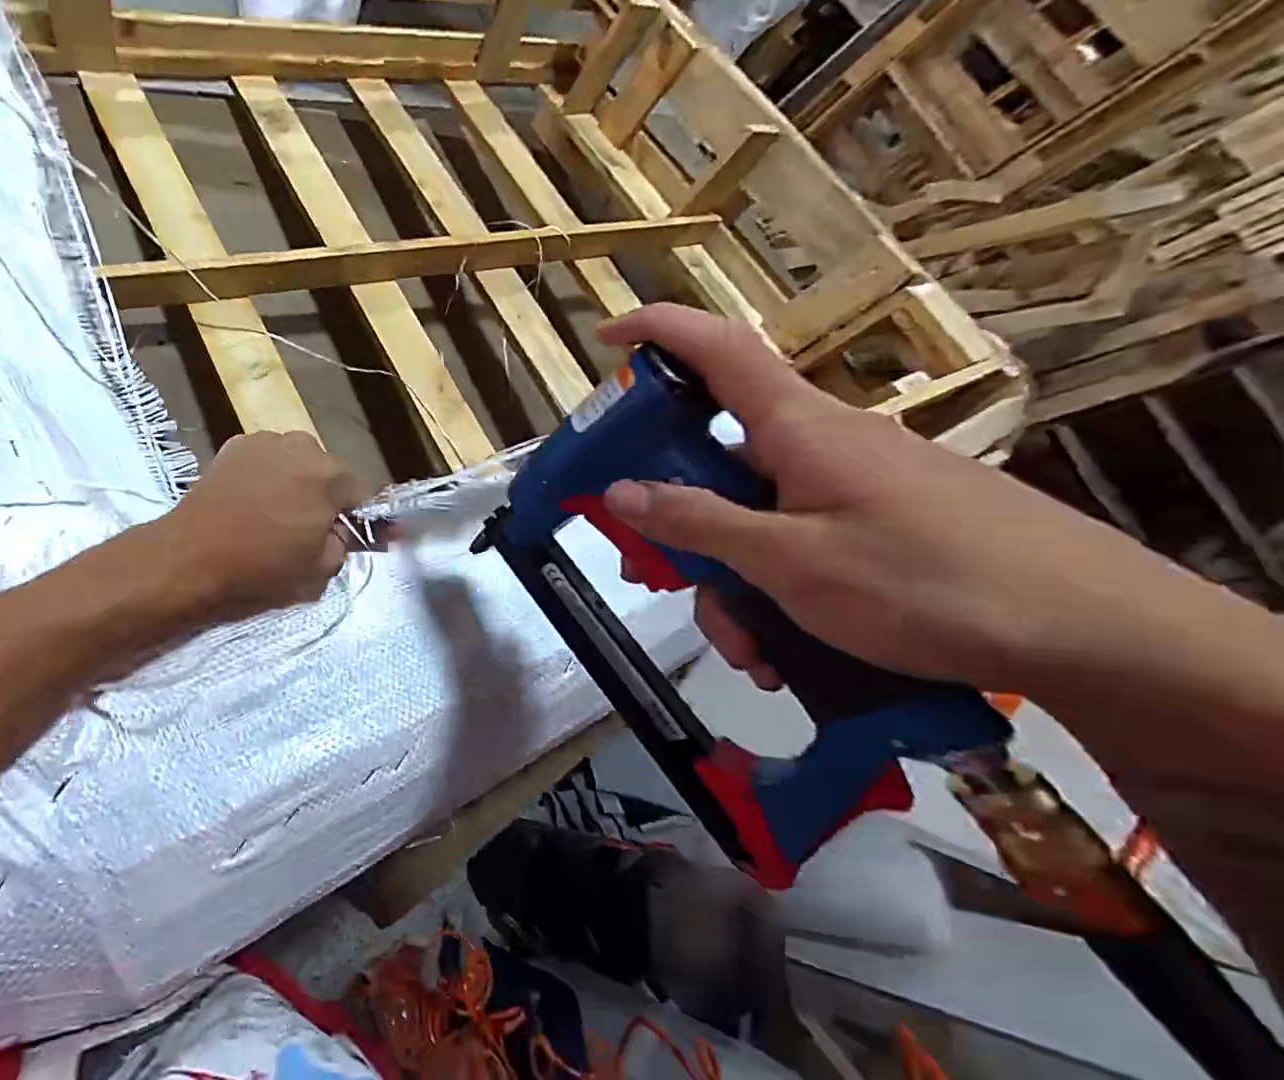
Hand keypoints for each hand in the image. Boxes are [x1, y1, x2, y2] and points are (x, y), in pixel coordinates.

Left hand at [151, 431, 365, 621]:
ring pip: (293, 463)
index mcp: (330, 474)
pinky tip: (248, 502)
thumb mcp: (320, 569)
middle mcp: (301, 445)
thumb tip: (347, 531)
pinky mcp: (232, 446)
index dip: (355, 519)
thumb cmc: (262, 567)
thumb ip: (346, 544)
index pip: (360, 495)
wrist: (190, 558)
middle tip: (305, 529)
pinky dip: (263, 476)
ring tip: (272, 514)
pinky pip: (263, 461)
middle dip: (323, 497)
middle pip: (326, 474)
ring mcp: (264, 441)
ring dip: (292, 483)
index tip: (345, 537)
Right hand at [595, 304, 1214, 695]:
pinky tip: (781, 652)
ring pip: (751, 521)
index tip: (607, 338)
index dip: (657, 331)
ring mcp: (847, 489)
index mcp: (797, 428)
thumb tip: (620, 491)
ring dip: (729, 586)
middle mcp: (817, 446)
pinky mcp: (875, 528)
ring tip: (746, 649)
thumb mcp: (789, 560)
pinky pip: (794, 548)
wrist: (1096, 637)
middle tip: (645, 571)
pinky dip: (772, 597)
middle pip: (715, 462)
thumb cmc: (929, 582)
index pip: (718, 349)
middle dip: (673, 521)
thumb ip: (699, 522)